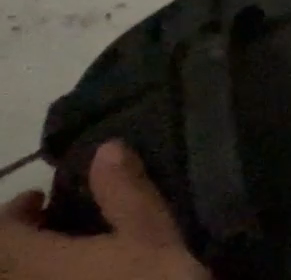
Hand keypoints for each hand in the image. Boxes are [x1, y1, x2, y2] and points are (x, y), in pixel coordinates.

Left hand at [0, 143, 207, 279]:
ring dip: (23, 260)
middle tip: (48, 221)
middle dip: (15, 238)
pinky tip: (69, 271)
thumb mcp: (151, 231)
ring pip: (11, 276)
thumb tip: (107, 147)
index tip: (40, 196)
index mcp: (34, 261)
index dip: (15, 210)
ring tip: (55, 250)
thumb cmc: (152, 278)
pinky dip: (37, 274)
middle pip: (0, 260)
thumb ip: (125, 192)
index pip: (2, 231)